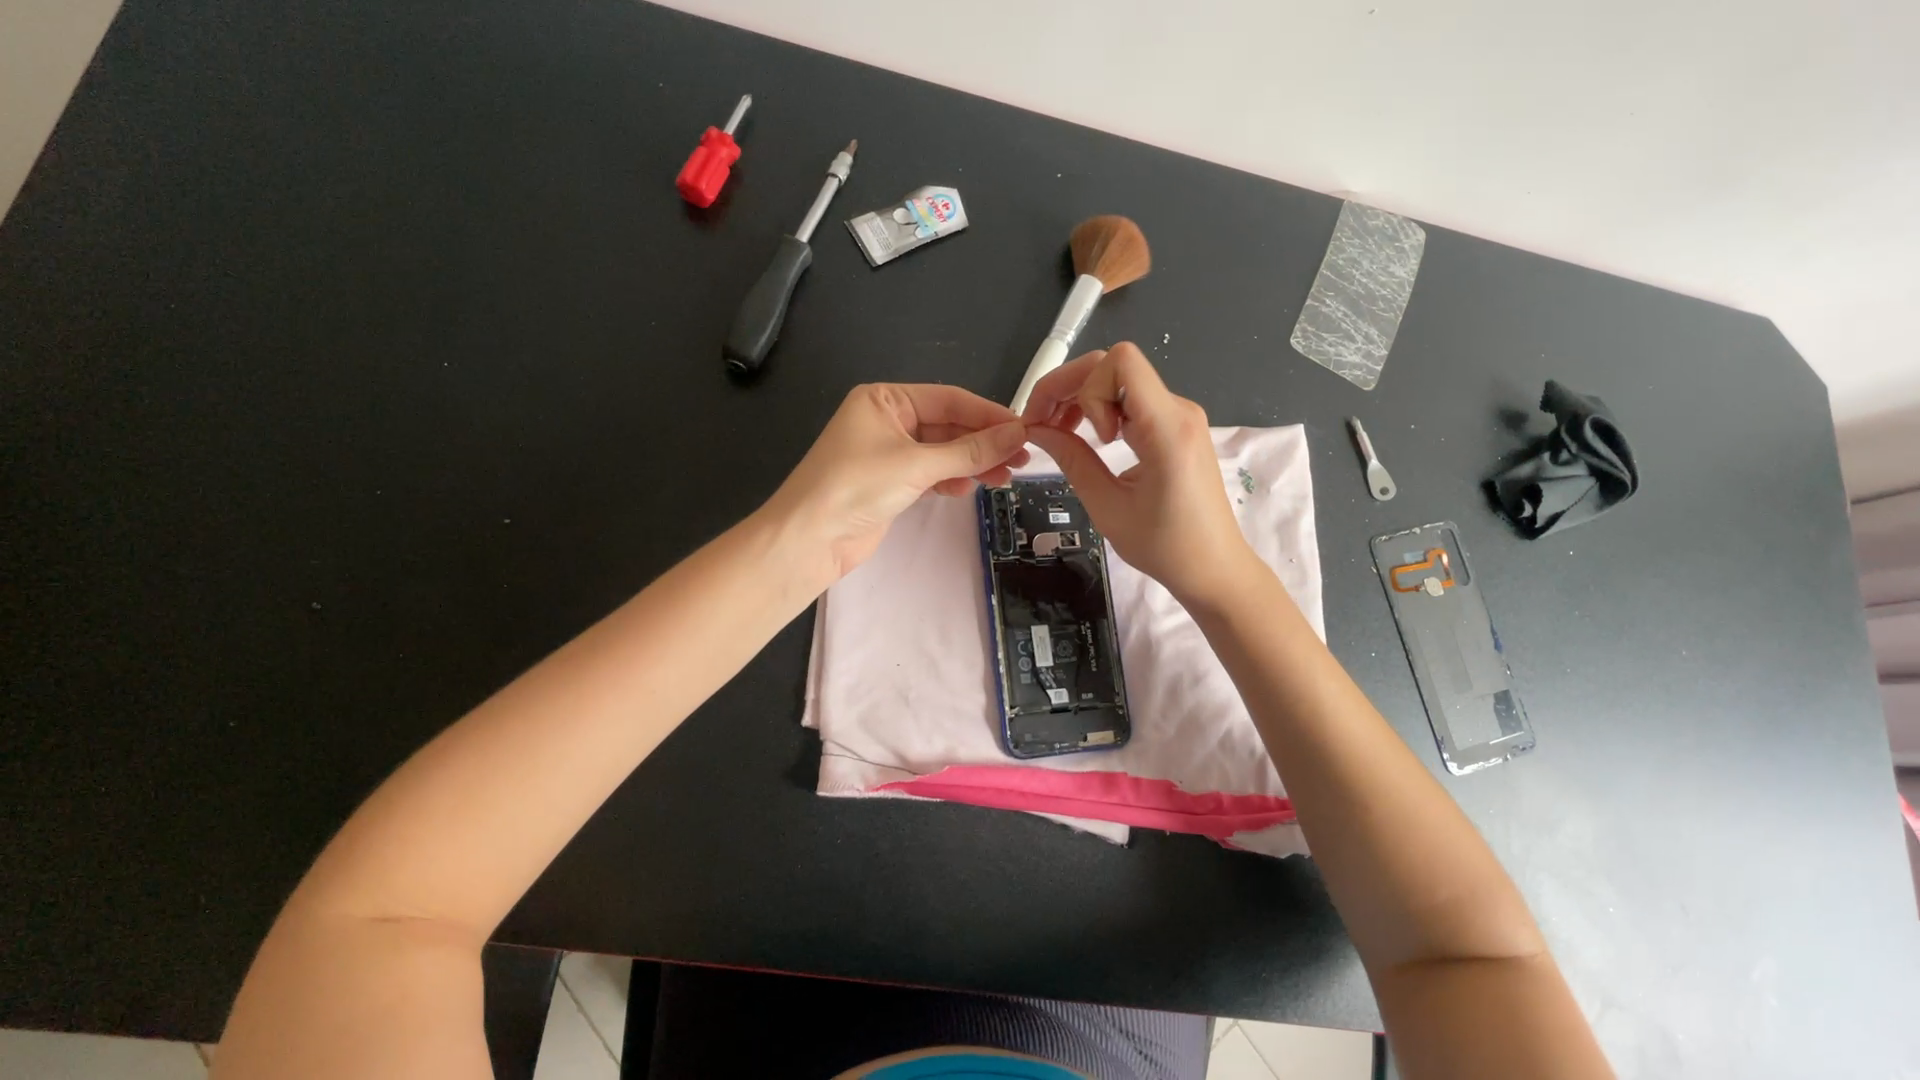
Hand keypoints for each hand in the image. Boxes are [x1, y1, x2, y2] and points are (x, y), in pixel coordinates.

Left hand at [766, 383, 1028, 580]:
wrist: (810, 538)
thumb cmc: (856, 486)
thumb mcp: (916, 464)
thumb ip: (969, 451)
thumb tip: (1017, 435)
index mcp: (885, 399)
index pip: (949, 399)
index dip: (988, 415)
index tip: (1024, 430)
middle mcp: (886, 420)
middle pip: (948, 425)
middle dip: (983, 442)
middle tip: (1023, 459)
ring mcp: (888, 453)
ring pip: (942, 452)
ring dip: (972, 463)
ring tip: (1005, 477)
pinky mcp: (889, 483)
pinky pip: (930, 473)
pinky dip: (951, 479)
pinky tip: (970, 487)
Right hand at [1020, 342, 1255, 604]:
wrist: (1214, 568)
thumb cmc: (1164, 548)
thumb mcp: (1107, 508)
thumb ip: (1072, 460)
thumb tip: (1036, 429)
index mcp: (1167, 429)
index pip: (1121, 362)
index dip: (1084, 387)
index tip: (1081, 432)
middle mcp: (1178, 411)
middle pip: (1114, 365)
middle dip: (1070, 388)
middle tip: (1042, 425)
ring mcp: (1181, 416)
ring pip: (1120, 380)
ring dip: (1083, 399)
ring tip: (1060, 434)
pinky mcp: (1178, 427)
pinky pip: (1133, 400)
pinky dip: (1102, 410)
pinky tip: (1088, 439)